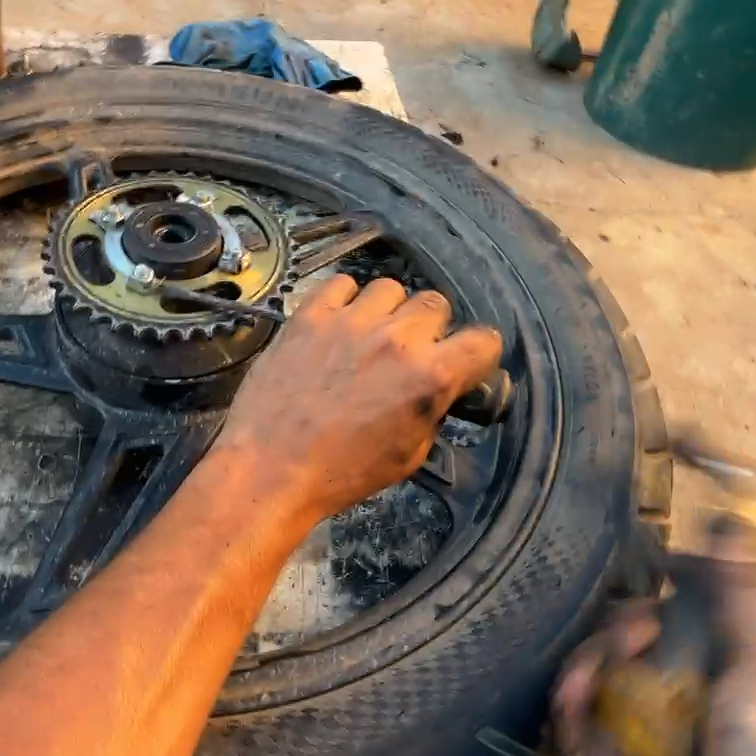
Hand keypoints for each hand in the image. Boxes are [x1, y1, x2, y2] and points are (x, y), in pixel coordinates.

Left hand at [205, 275, 502, 527]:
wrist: (272, 467)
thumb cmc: (341, 472)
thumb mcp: (409, 454)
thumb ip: (432, 408)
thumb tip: (438, 388)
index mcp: (430, 377)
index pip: (483, 340)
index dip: (477, 353)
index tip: (464, 360)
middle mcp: (396, 338)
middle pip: (435, 304)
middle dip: (429, 328)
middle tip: (407, 351)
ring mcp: (351, 320)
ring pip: (389, 287)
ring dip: (387, 309)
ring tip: (369, 334)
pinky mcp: (311, 314)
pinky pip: (341, 283)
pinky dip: (345, 299)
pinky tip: (337, 321)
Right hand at [552, 535, 755, 755]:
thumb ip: (749, 601)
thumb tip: (732, 518)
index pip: (722, 601)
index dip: (687, 573)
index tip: (657, 559)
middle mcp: (717, 694)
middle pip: (655, 629)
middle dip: (628, 626)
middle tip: (628, 642)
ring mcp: (670, 731)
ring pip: (614, 667)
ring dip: (591, 666)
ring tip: (583, 687)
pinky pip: (592, 715)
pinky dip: (575, 706)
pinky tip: (570, 706)